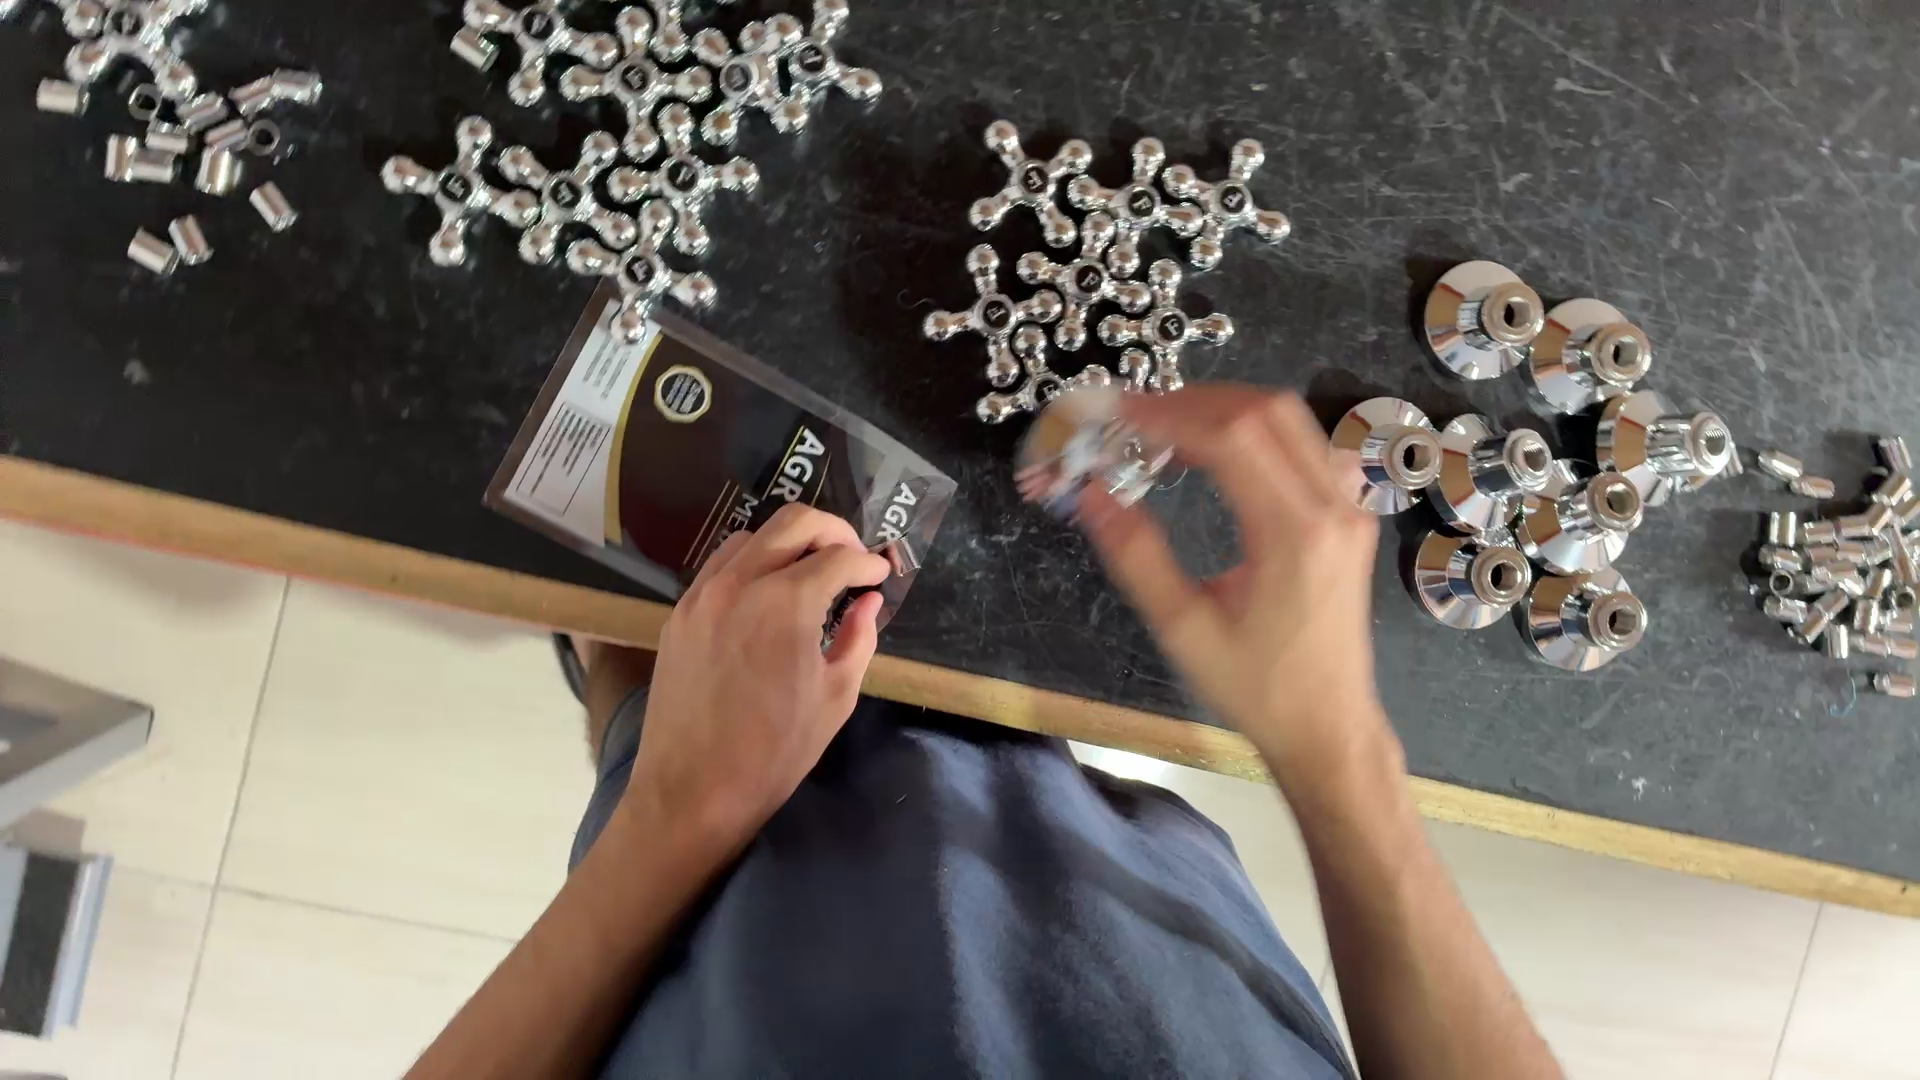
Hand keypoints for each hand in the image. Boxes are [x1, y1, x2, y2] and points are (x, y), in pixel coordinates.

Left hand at [623, 503, 890, 850]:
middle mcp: (741, 583)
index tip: (882, 576)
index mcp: (786, 603)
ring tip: (812, 571)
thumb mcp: (836, 696)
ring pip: (754, 536)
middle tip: (853, 557)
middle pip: (794, 522)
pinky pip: (721, 565)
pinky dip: (754, 562)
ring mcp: (703, 594)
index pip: (839, 558)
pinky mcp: (680, 612)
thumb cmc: (775, 751)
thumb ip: (859, 637)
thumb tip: (868, 601)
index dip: (869, 564)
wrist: (691, 792)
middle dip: (834, 531)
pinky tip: (768, 592)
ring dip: (790, 542)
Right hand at [1078, 384, 1390, 789]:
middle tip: (1134, 416)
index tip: (1115, 416)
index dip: (1168, 416)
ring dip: (1223, 408)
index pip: (1231, 439)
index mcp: (1294, 533)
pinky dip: (1253, 428)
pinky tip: (1216, 448)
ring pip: (1289, 418)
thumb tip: (1089, 493)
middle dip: (1192, 401)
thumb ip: (1135, 555)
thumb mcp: (1182, 628)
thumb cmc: (1254, 687)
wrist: (1328, 726)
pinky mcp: (1348, 514)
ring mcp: (1348, 506)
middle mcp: (1332, 506)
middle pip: (1266, 411)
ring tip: (1164, 425)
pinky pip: (1303, 443)